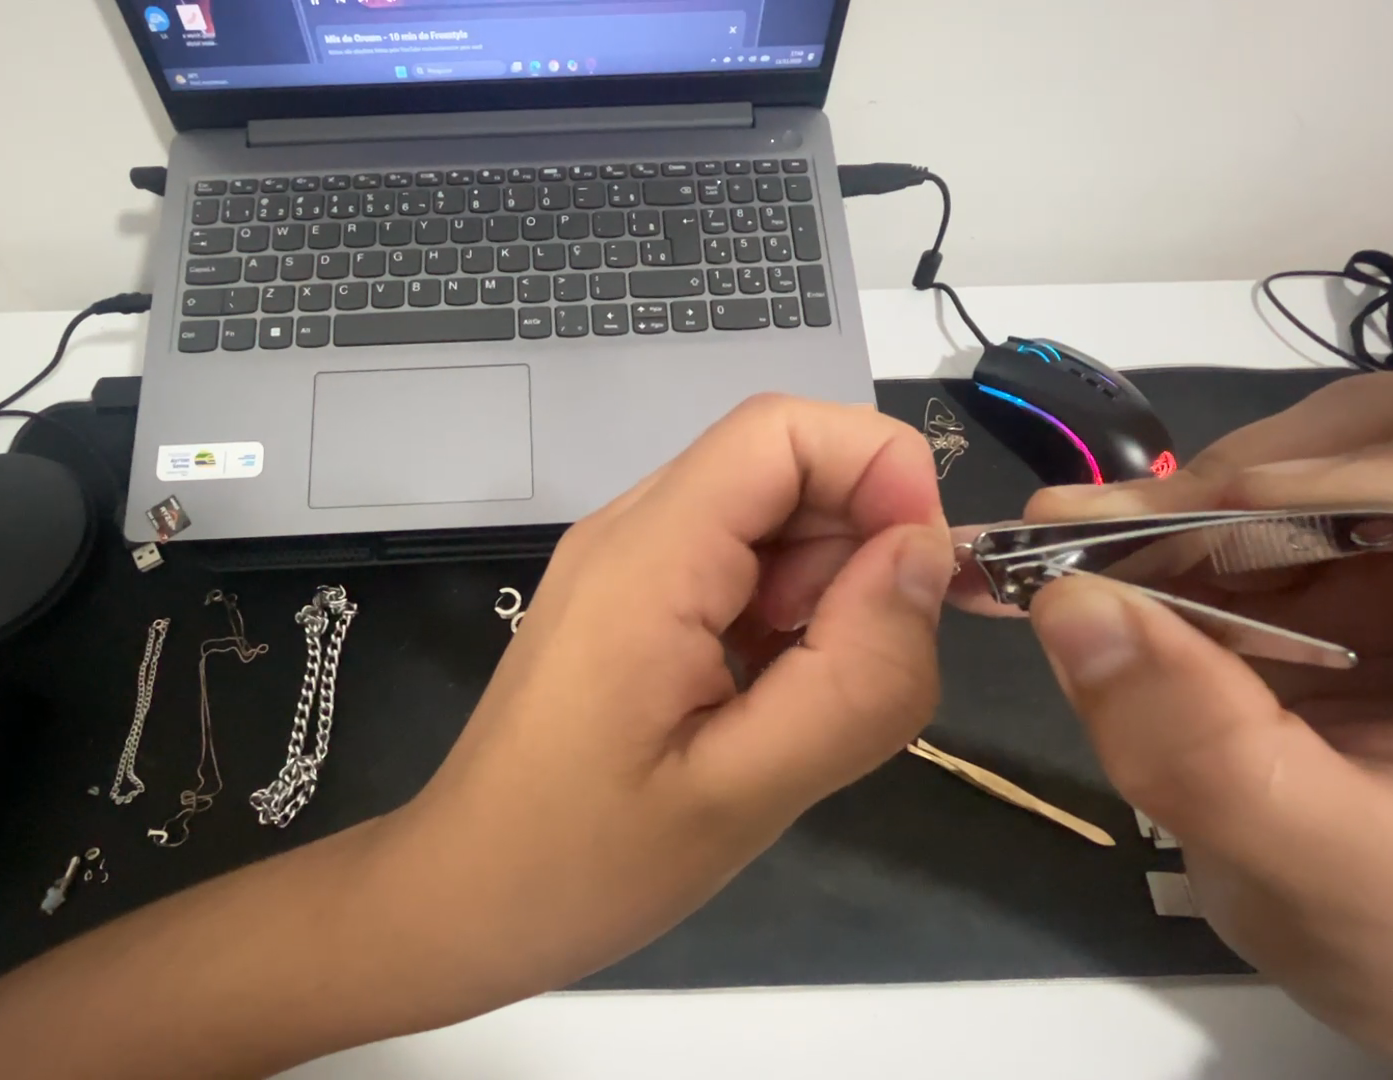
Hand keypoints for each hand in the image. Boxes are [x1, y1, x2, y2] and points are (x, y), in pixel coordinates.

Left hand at [370, 394, 952, 1018]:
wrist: (467, 891)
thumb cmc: (584, 861)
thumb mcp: (743, 793)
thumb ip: (855, 675)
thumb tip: (926, 557)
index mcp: (648, 556)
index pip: (782, 431)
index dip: (879, 472)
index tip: (926, 580)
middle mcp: (630, 532)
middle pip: (778, 469)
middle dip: (857, 545)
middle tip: (859, 664)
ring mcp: (624, 564)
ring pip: (765, 520)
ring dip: (822, 590)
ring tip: (800, 697)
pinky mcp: (628, 602)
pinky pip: (733, 566)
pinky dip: (783, 613)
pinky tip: (766, 697)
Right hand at [1009, 367, 1392, 1077]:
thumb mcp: (1329, 878)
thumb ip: (1206, 755)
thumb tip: (1066, 606)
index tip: (1237, 511)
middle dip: (1234, 484)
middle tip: (1087, 528)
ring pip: (1295, 469)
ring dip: (1167, 510)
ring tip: (1060, 551)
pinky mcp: (1339, 575)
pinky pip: (1234, 521)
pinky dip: (1140, 539)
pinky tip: (1063, 564)